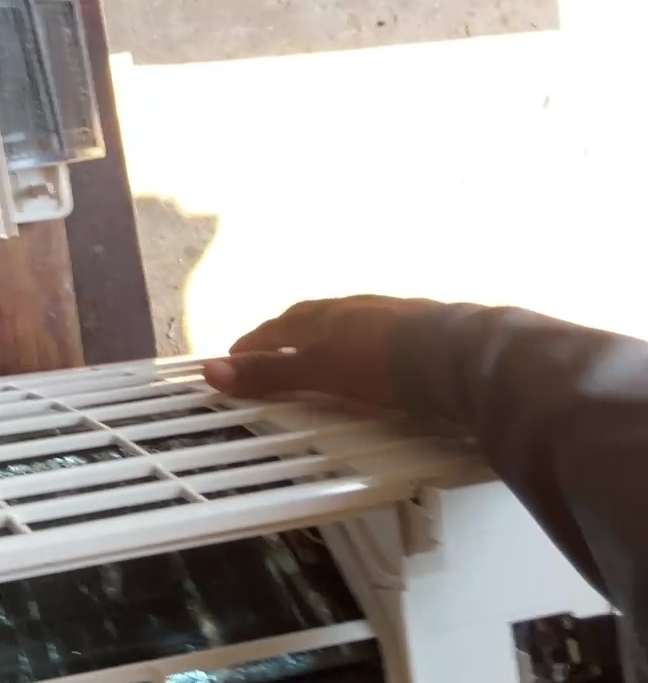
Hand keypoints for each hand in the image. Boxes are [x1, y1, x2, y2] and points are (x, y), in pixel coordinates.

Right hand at [201, 295, 441, 409]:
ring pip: (344, 325)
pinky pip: (382, 333)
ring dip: (329, 340)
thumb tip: (208, 372)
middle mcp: (344, 307)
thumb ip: (267, 374)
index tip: (234, 362)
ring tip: (327, 358)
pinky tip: (381, 359)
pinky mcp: (426, 322)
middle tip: (277, 359)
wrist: (473, 356)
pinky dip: (369, 345)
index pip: (268, 331)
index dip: (249, 347)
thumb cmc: (382, 364)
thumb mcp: (317, 374)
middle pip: (303, 322)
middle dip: (286, 339)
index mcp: (312, 317)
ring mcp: (387, 311)